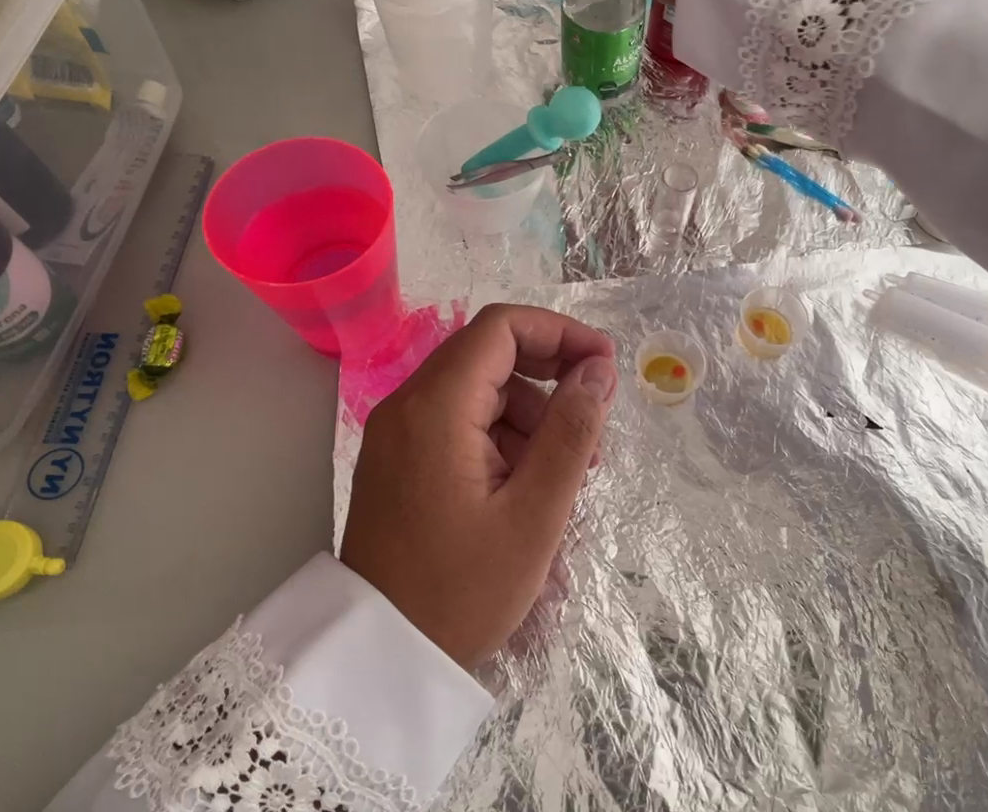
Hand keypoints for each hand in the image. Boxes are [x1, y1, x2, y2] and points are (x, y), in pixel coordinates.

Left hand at [340, 304, 617, 669]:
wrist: (382, 659)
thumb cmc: (462, 591)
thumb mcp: (534, 515)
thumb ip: (571, 432)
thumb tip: (598, 368)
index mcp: (435, 408)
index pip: (501, 328)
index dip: (561, 333)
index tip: (605, 367)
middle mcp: (407, 406)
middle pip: (488, 355)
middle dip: (550, 377)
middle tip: (594, 423)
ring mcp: (398, 434)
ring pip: (478, 392)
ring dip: (531, 414)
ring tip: (568, 471)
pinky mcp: (400, 462)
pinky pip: (460, 425)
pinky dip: (502, 439)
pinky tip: (528, 486)